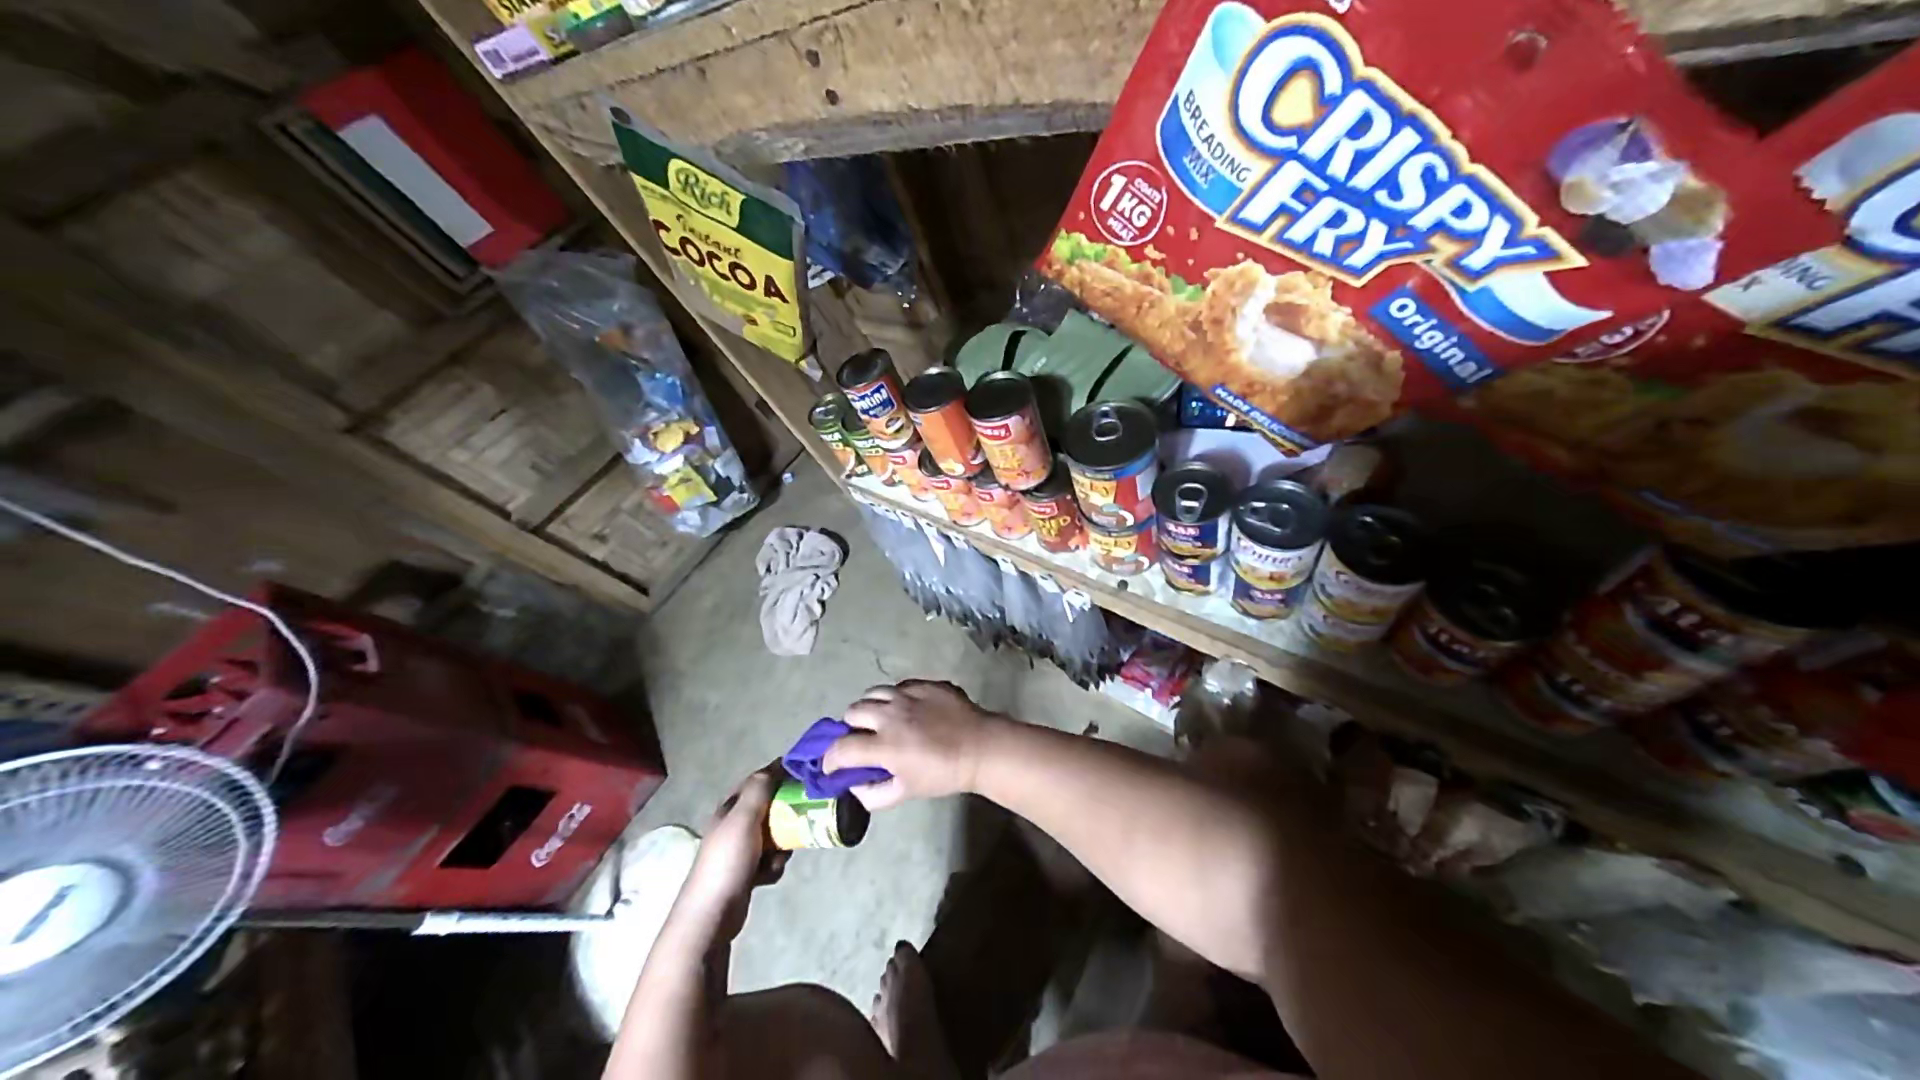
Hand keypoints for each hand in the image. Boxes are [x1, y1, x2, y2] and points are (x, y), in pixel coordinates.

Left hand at [678, 767, 788, 940]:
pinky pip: (770, 859)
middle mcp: (734, 825)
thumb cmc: (728, 860)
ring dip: (782, 845)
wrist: (713, 912)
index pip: (758, 781)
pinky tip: (769, 875)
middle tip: (798, 822)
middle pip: (769, 808)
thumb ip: (758, 790)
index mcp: (730, 807)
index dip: (780, 775)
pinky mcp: (746, 872)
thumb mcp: (743, 818)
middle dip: (785, 816)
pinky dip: (774, 866)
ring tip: (779, 857)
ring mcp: (739, 850)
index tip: (804, 777)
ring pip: (773, 835)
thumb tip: (776, 764)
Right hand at [821, 680, 1001, 810]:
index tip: (832, 766)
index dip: (830, 759)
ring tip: (881, 719)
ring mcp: (908, 694)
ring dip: (870, 707)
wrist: (981, 748)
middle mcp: (890, 714)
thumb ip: (874, 795)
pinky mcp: (924, 683)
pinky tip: (907, 710)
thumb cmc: (943, 774)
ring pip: (873, 692)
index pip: (841, 748)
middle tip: (862, 738)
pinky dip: (895, 698)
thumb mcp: (907, 793)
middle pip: (852, 711)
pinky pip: (898, 686)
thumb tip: (854, 788)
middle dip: (850, 727)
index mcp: (884, 745)